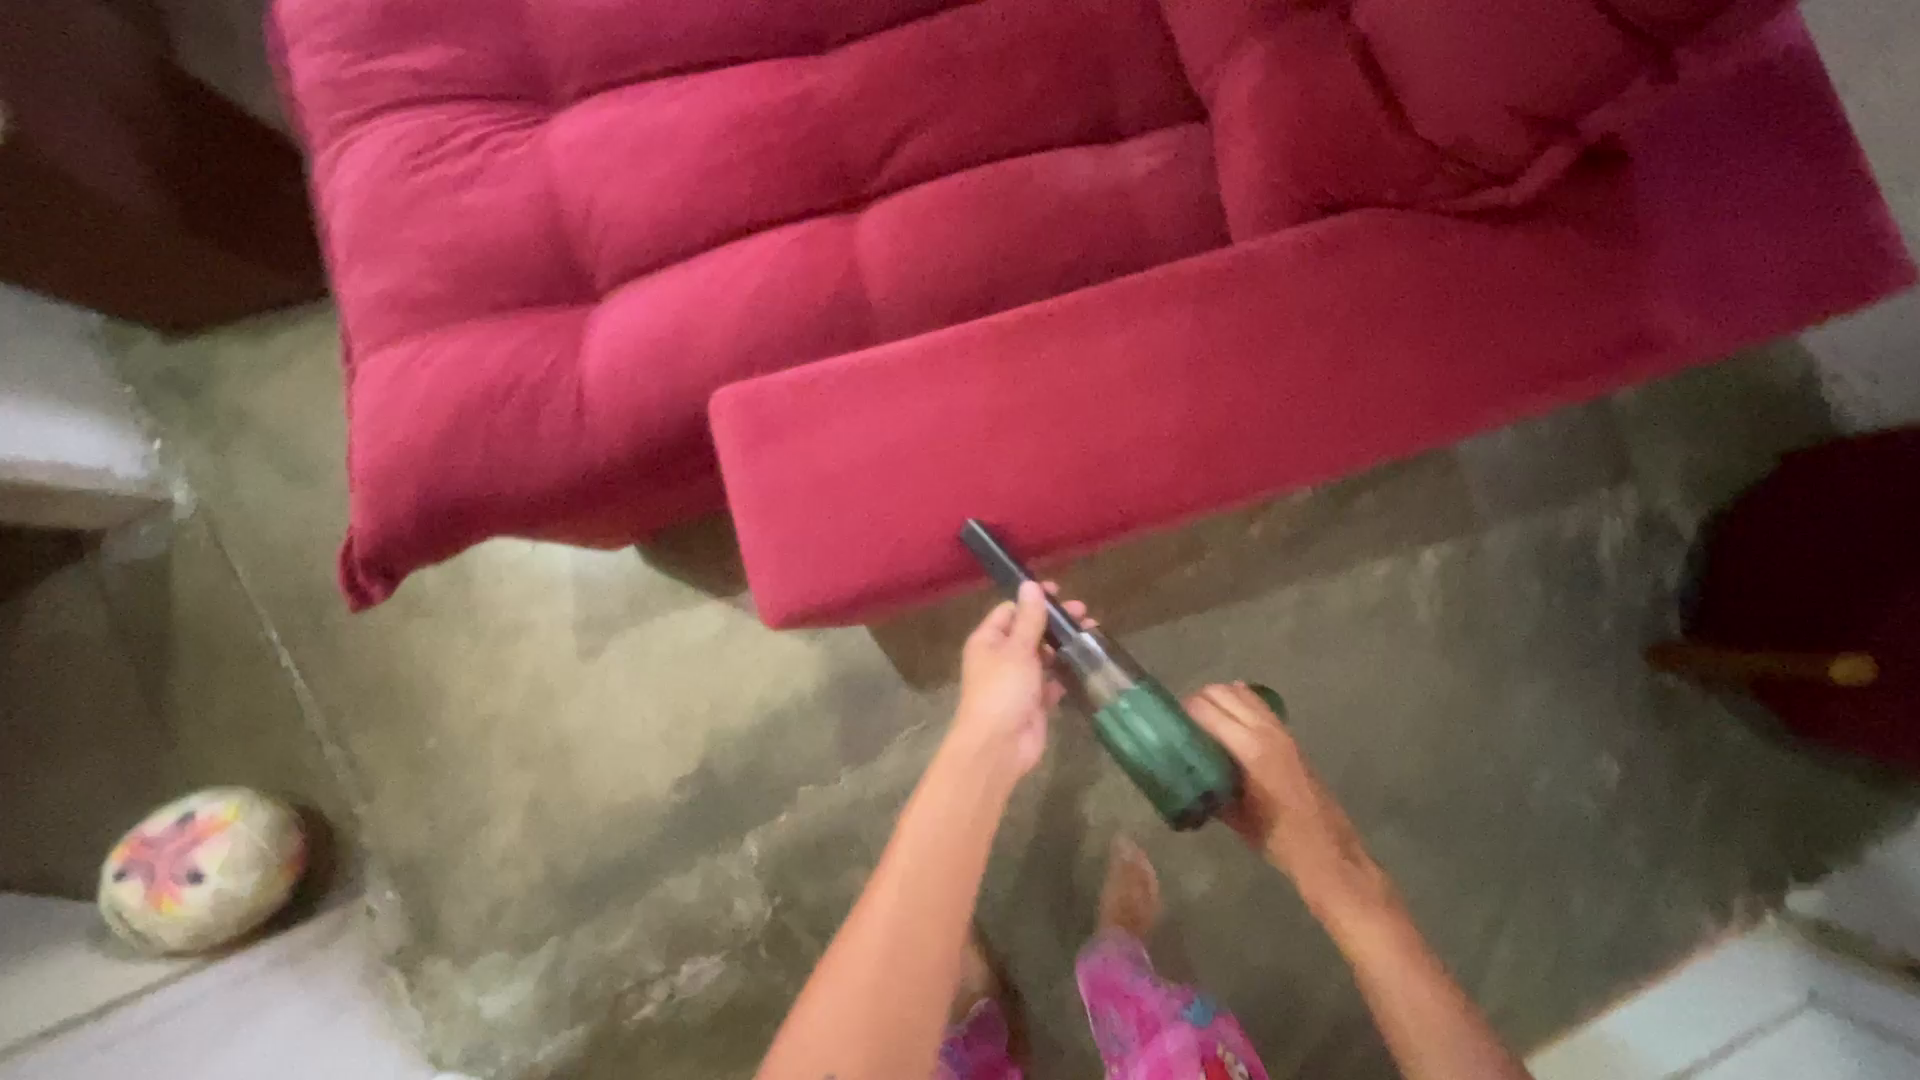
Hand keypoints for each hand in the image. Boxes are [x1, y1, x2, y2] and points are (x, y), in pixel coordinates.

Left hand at [953, 581, 1086, 777]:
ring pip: (1043, 656)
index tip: (1059, 592)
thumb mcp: (1017, 649)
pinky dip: (1065, 673)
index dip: (1033, 600)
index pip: (1010, 611)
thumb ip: (1029, 618)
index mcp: (988, 640)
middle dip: (1054, 622)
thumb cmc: (1003, 690)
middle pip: (1029, 632)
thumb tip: (1030, 584)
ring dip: (1063, 645)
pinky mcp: (1034, 702)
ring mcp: (1018, 681)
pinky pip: (1051, 682)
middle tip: (1084, 613)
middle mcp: (1000, 658)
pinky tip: (1086, 663)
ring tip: (1091, 633)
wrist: (999, 746)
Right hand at [1186, 683, 1392, 913]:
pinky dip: (1238, 703)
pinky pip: (1257, 705)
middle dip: (1196, 701)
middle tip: (1181, 723)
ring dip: (1218, 699)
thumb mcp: (1232, 815)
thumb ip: (1206, 784)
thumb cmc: (1276, 839)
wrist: (1326, 851)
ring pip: (1241, 693)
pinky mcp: (1289, 736)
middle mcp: (1265, 730)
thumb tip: (1181, 769)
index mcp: (1249, 748)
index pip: (1205, 709)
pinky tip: (1227, 723)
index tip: (1166, 725)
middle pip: (1221, 692)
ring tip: (1202, 722)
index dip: (1181, 712)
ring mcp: (1280, 730)